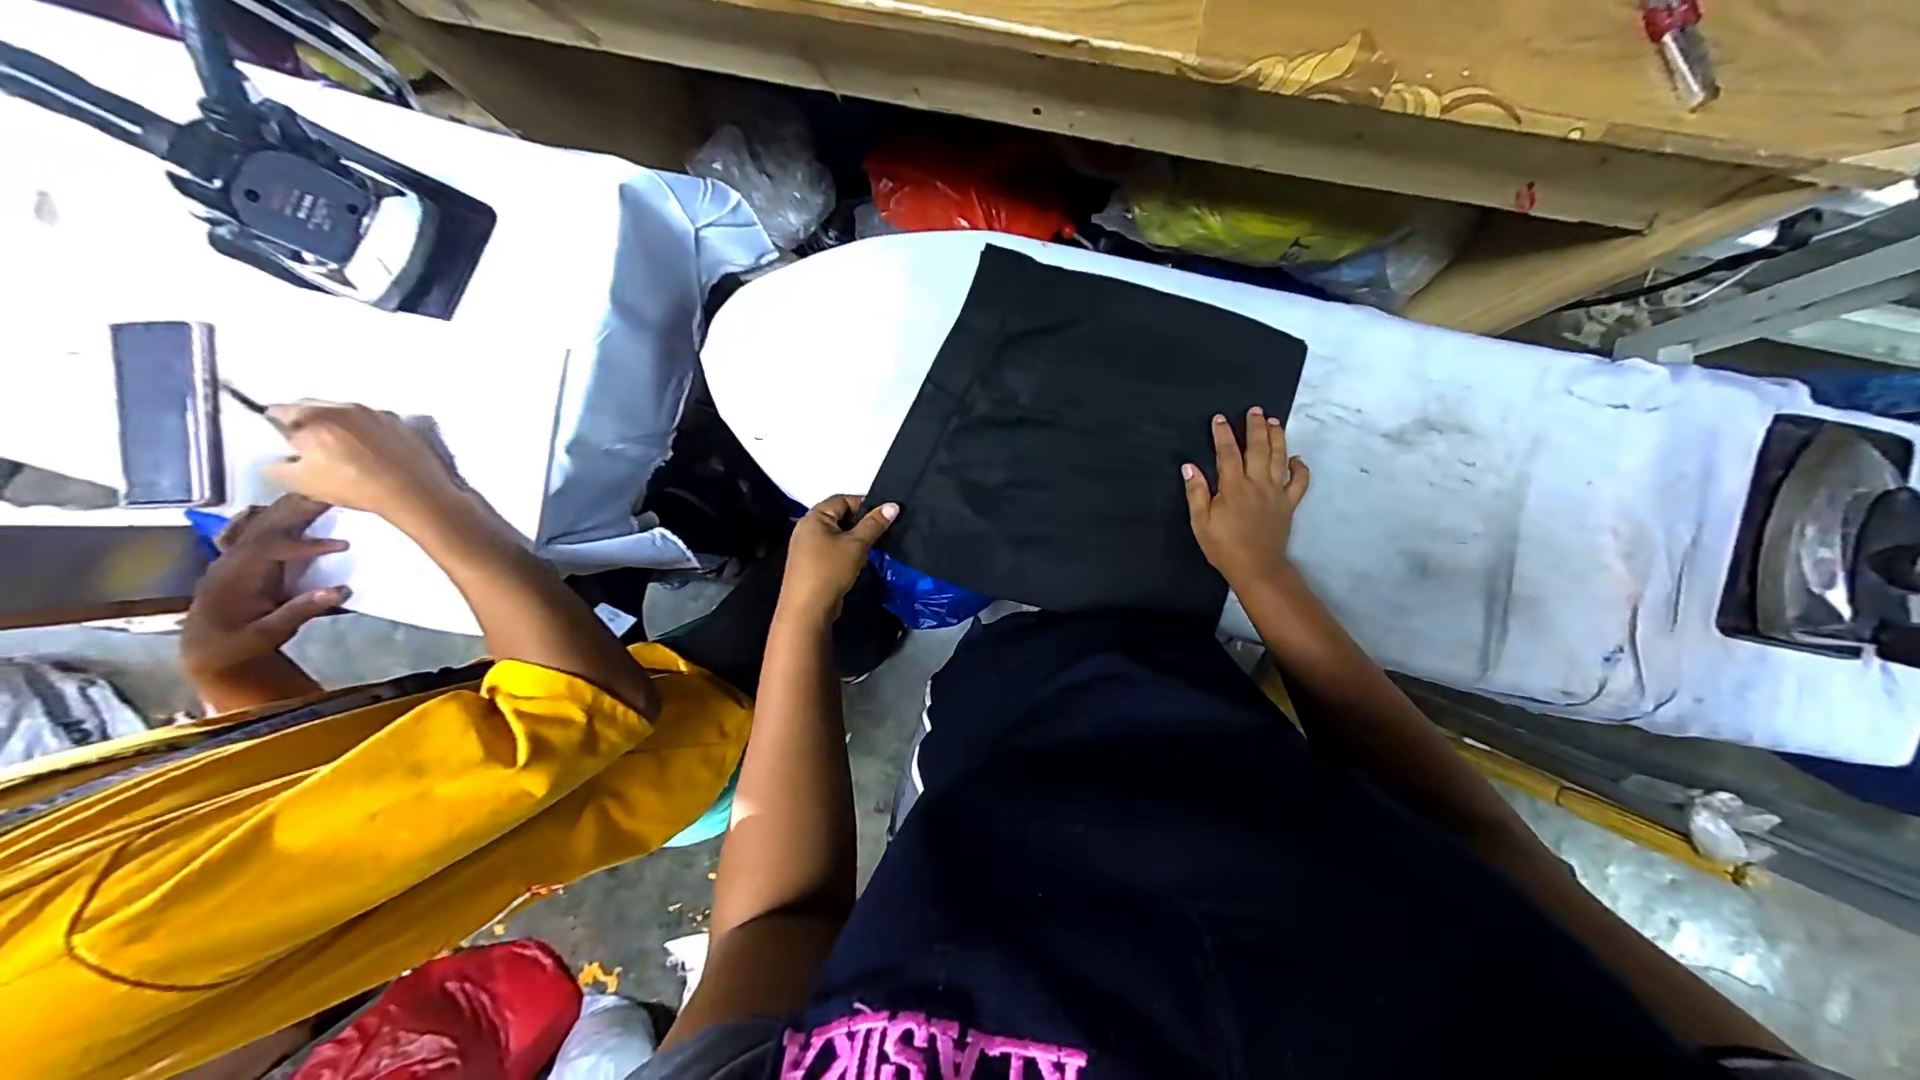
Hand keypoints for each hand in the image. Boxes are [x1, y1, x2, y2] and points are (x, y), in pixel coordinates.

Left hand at [181, 494, 349, 680]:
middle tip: (339, 498)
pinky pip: (254, 526)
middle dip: (301, 511)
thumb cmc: (238, 645)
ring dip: (290, 507)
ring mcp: (232, 556)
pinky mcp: (242, 557)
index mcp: (233, 578)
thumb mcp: (269, 634)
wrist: (208, 652)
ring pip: (259, 521)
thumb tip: (342, 590)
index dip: (307, 544)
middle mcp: (229, 560)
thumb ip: (301, 611)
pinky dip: (274, 512)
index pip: (269, 548)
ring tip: (322, 493)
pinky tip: (289, 504)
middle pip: (264, 524)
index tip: (343, 546)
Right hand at [264, 401, 462, 522]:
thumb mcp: (299, 482)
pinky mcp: (402, 424)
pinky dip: (367, 432)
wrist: (415, 492)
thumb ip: (275, 467)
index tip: (286, 443)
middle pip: (313, 407)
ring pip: (346, 413)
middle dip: (307, 423)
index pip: (279, 411)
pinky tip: (374, 452)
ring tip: (346, 451)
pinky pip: (374, 422)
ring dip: (339, 425)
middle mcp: (345, 408)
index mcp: (313, 417)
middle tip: (313, 448)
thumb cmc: (355, 486)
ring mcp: (377, 414)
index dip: (277, 427)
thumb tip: (276, 461)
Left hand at [778, 495, 897, 619]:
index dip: (865, 504)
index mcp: (814, 517)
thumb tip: (893, 506)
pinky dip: (846, 552)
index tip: (885, 515)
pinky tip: (859, 561)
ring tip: (873, 547)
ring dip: (855, 540)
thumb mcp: (856, 545)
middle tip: (882, 532)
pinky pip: (832, 550)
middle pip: (839, 517)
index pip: (842, 499)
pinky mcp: (811, 564)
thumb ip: (874, 524)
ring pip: (837, 535)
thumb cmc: (830, 570)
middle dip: (861, 523)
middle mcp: (807, 528)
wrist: (807, 609)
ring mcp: (807, 547)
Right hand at [1183, 407, 1310, 589]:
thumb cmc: (1223, 546)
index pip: (1227, 453)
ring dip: (1277, 437)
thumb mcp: (1200, 521)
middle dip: (1255, 427)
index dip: (1223, 434)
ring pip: (1279, 457)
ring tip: (1274, 422)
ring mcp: (1276, 492)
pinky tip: (1295, 458)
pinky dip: (1300, 467)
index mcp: (1233, 487)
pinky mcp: (1288, 503)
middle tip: (1255, 411)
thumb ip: (1197, 492)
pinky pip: (1299, 481)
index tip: (1220, 418)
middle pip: (1258, 448)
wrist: (1256, 566)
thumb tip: (1189, 467)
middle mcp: (1257, 483)